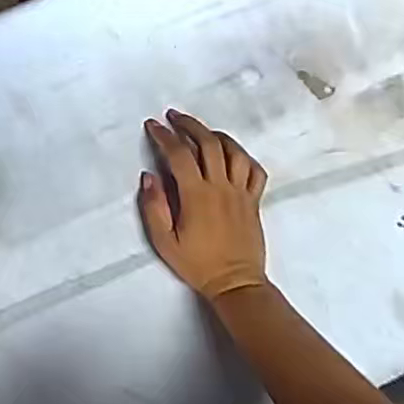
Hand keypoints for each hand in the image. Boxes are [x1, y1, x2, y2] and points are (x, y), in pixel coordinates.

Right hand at [140, 109, 269, 301]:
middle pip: (208, 143)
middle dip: (189, 125)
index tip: (152, 125)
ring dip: (215, 135)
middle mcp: (221, 188)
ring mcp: (241, 193)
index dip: (163, 135)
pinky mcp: (254, 201)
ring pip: (234, 151)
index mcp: (197, 195)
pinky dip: (242, 156)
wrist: (237, 285)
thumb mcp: (164, 241)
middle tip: (173, 117)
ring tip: (201, 131)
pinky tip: (230, 154)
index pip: (179, 154)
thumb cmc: (197, 264)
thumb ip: (153, 206)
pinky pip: (254, 170)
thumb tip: (148, 176)